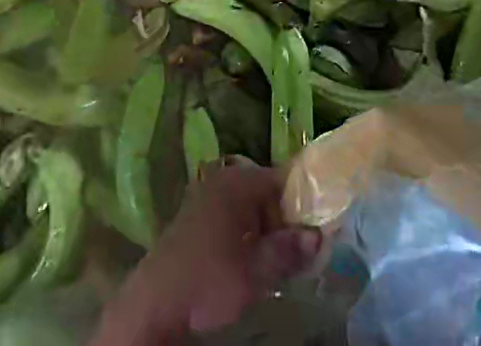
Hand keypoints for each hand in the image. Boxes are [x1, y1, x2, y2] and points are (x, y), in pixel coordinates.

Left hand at [88, 162, 321, 345]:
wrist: (156, 302)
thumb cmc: (208, 280)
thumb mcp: (256, 271)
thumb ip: (288, 250)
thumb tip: (318, 234)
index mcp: (236, 182)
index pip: (282, 178)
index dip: (305, 199)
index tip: (324, 222)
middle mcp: (221, 180)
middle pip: (266, 190)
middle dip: (286, 217)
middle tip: (304, 248)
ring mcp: (206, 196)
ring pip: (250, 205)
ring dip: (268, 227)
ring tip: (283, 257)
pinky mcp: (197, 216)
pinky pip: (234, 214)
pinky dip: (249, 231)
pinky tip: (255, 258)